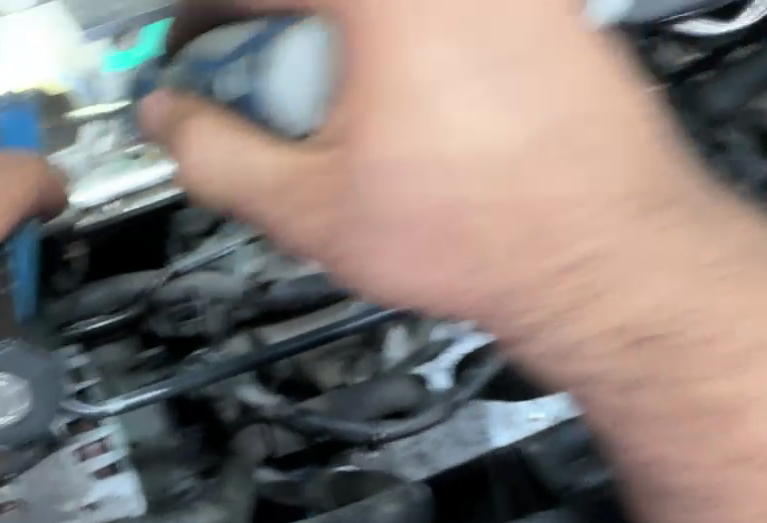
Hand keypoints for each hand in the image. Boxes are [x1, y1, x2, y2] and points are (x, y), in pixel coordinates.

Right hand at [141, 0, 736, 359]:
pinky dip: (379, 45)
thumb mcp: (307, 210)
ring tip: (323, 115)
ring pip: (366, 12)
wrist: (596, 253)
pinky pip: (424, 13)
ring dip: (322, 47)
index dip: (197, 20)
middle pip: (314, 2)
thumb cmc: (477, 230)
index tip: (179, 54)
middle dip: (266, 37)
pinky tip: (385, 109)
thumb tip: (170, 121)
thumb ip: (216, 156)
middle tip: (246, 90)